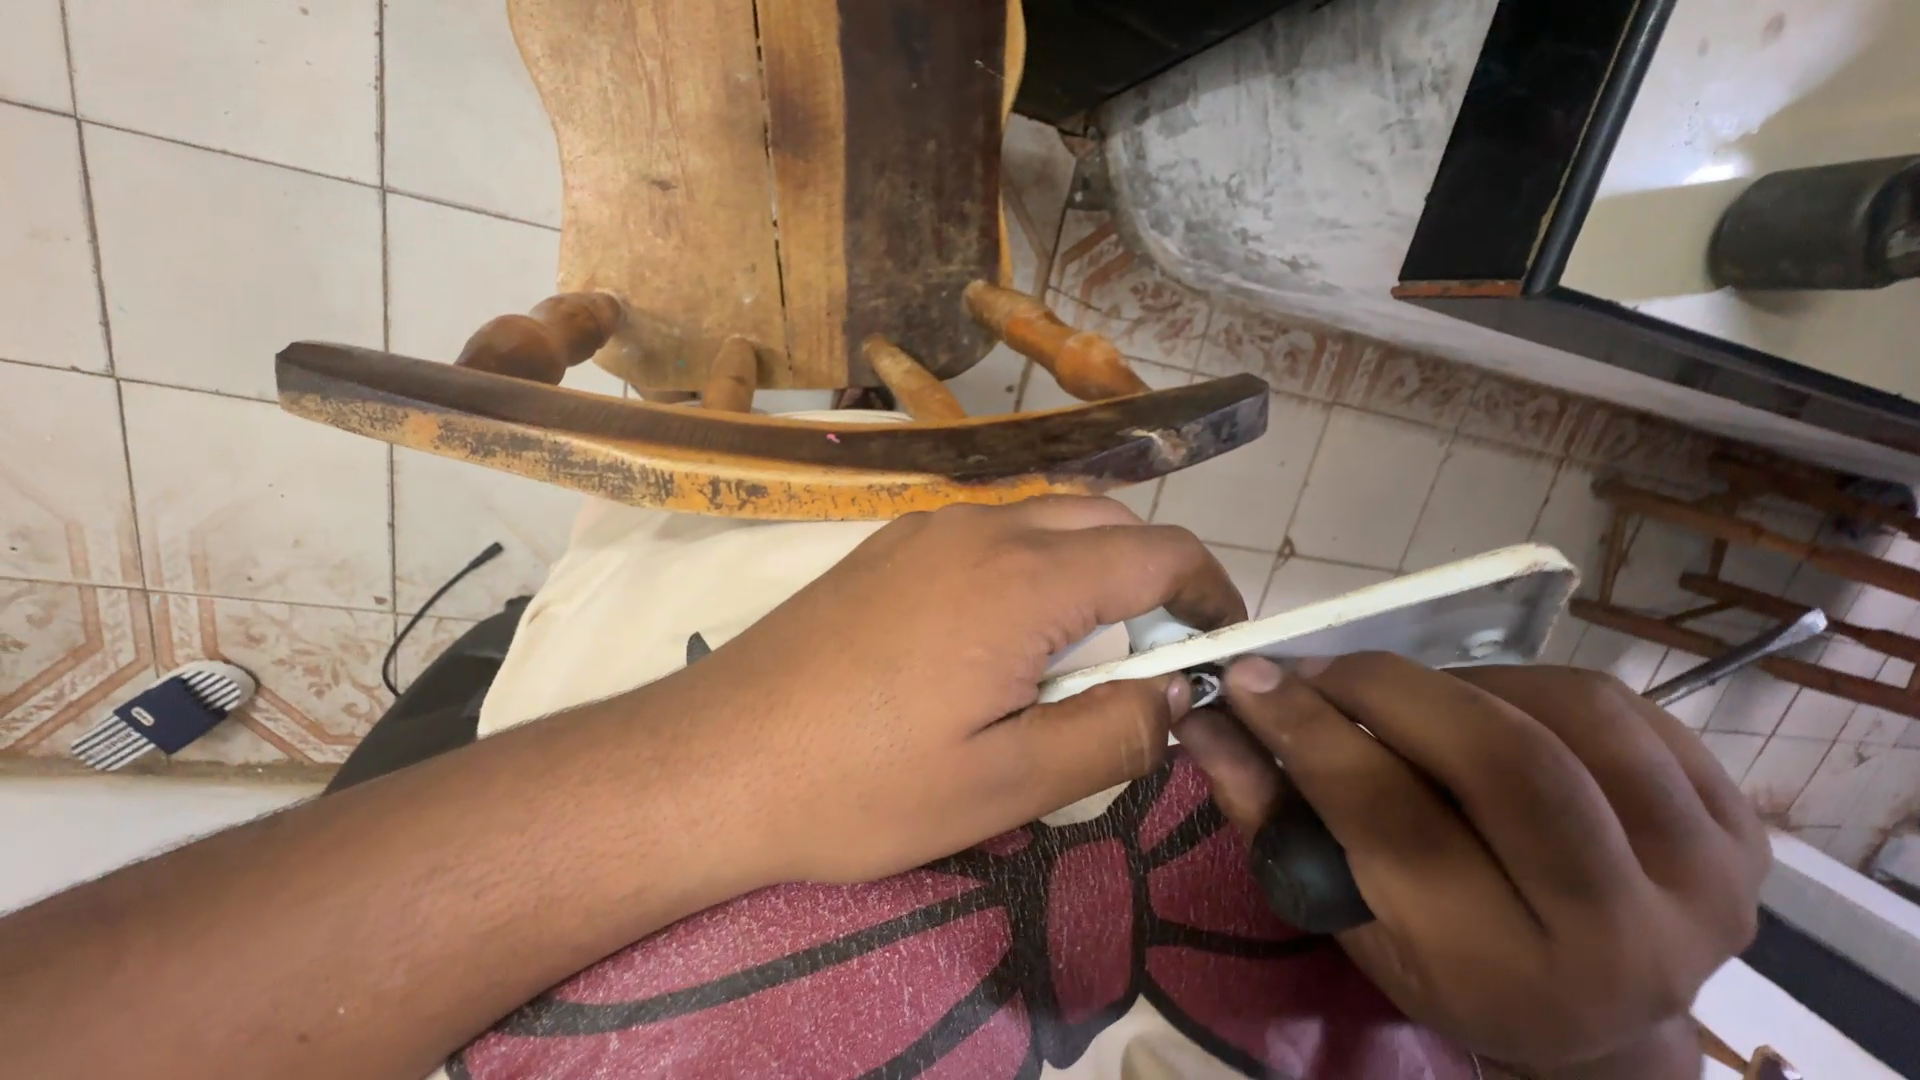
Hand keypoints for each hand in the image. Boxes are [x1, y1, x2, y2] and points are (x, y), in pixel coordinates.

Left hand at [660, 496, 1245, 885]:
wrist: (715, 759)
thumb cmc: (864, 783)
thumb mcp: (1007, 784)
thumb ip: (1113, 732)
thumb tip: (1173, 692)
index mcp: (1025, 578)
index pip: (1159, 552)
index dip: (1210, 592)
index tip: (1221, 643)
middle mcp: (981, 527)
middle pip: (1106, 523)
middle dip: (1151, 580)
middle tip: (1142, 665)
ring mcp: (927, 529)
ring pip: (1046, 521)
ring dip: (1086, 574)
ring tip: (1067, 662)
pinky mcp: (888, 547)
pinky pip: (989, 535)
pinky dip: (1028, 570)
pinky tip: (994, 642)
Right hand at [1175, 655, 1767, 1076]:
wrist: (1593, 1013)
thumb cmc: (1440, 963)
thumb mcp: (1341, 911)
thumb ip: (1267, 812)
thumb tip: (1199, 719)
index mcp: (1504, 971)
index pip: (1395, 821)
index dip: (1311, 733)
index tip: (1249, 677)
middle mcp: (1626, 934)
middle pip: (1503, 759)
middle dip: (1388, 688)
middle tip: (1322, 668)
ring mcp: (1708, 876)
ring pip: (1571, 711)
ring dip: (1464, 684)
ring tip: (1411, 700)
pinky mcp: (1750, 825)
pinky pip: (1626, 707)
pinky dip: (1536, 685)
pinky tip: (1493, 708)